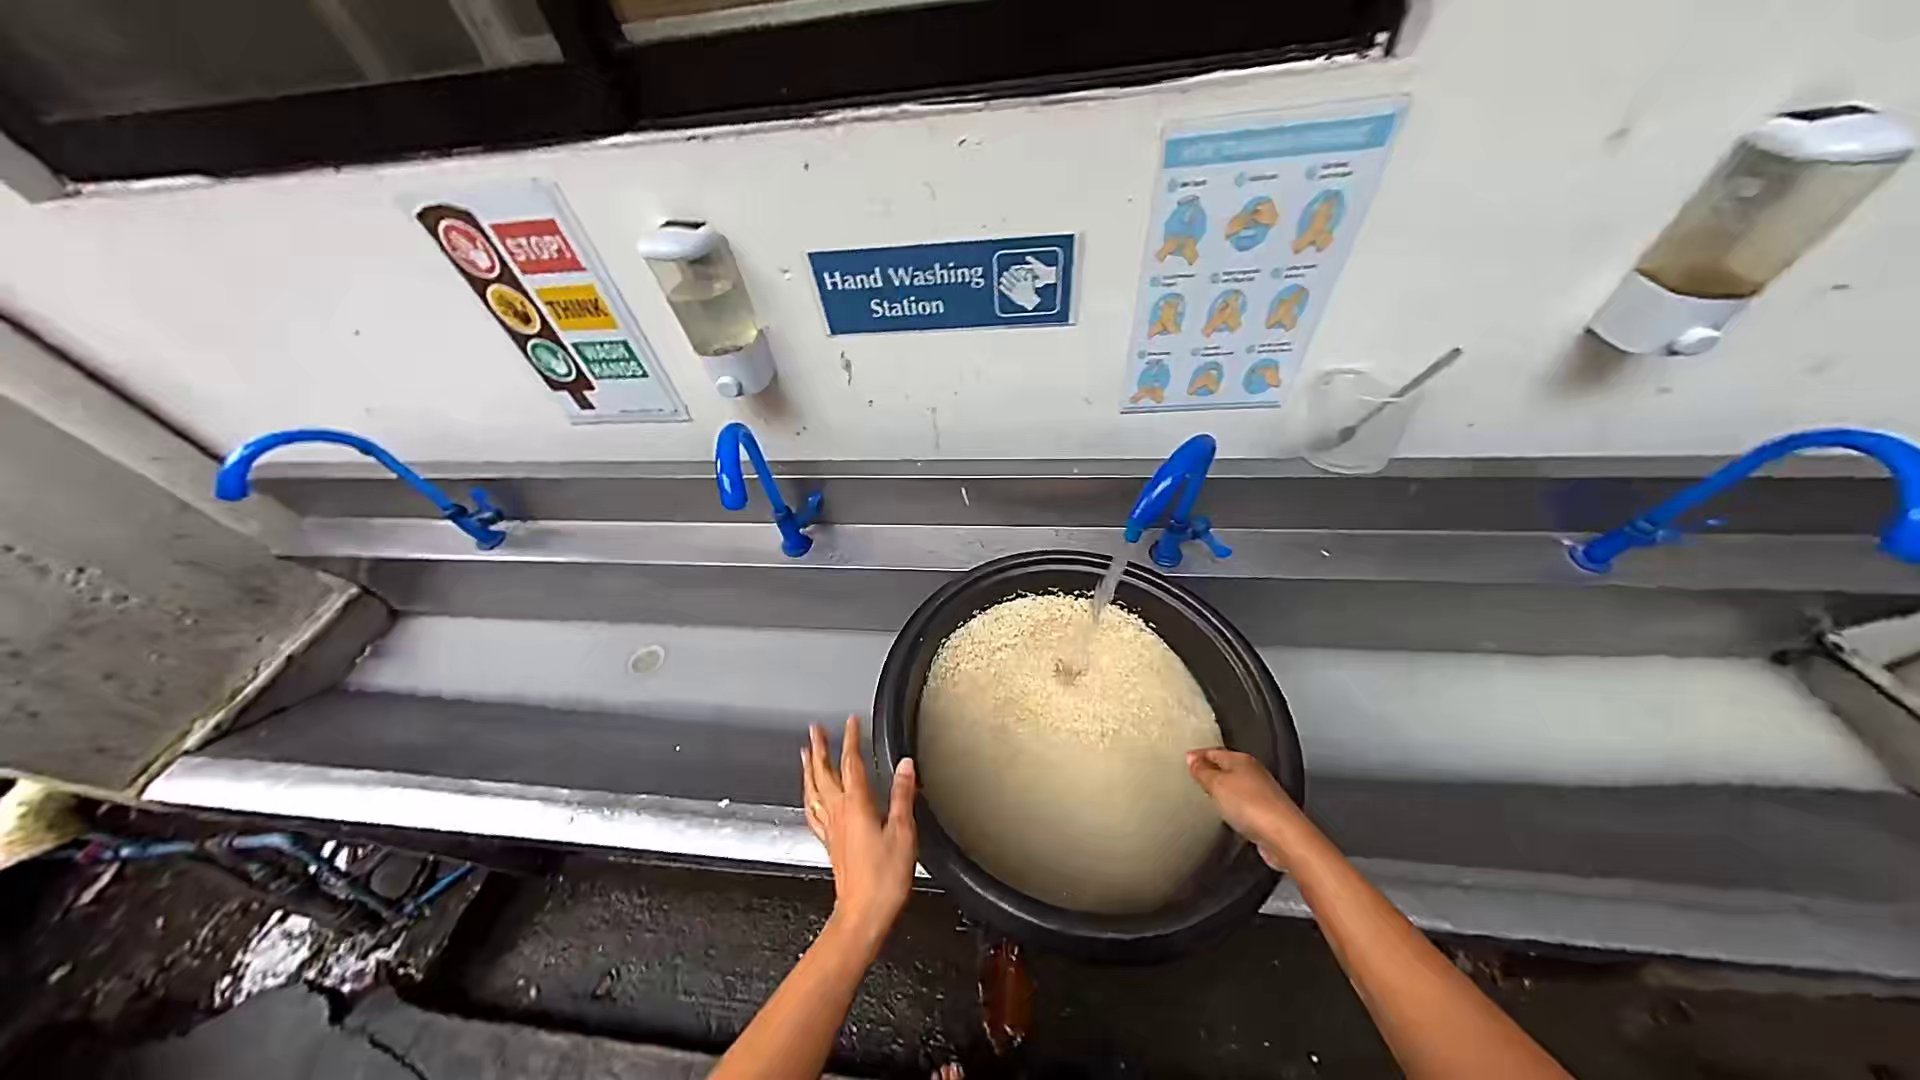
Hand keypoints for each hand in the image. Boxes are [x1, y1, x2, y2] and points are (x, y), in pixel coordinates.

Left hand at [802, 716, 917, 949]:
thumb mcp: (903, 832)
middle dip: (820, 749)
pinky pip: (813, 812)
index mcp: (856, 805)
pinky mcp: (830, 844)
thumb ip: (903, 795)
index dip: (851, 739)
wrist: (862, 915)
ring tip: (805, 754)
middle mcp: (838, 813)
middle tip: (815, 730)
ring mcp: (831, 829)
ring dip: (809, 769)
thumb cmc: (884, 878)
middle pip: (824, 773)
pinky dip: (809, 798)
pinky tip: (810, 798)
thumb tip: (905, 765)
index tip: (851, 721)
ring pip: (814, 791)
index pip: (851, 763)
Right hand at [1187, 748, 1298, 869]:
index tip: (1187, 759)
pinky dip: (1233, 806)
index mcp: (1242, 760)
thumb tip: (1192, 760)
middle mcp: (1254, 773)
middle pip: (1227, 767)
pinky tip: (1228, 814)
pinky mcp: (1267, 814)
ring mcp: (1262, 794)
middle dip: (1211, 770)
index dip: (1198, 755)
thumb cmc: (1254, 806)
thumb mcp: (1216, 784)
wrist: (1284, 837)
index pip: (1214, 751)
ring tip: (1208, 794)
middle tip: (1195, 774)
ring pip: (1236, 786)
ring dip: (1222, 789)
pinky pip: (1244, 804)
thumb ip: (1202, 771)